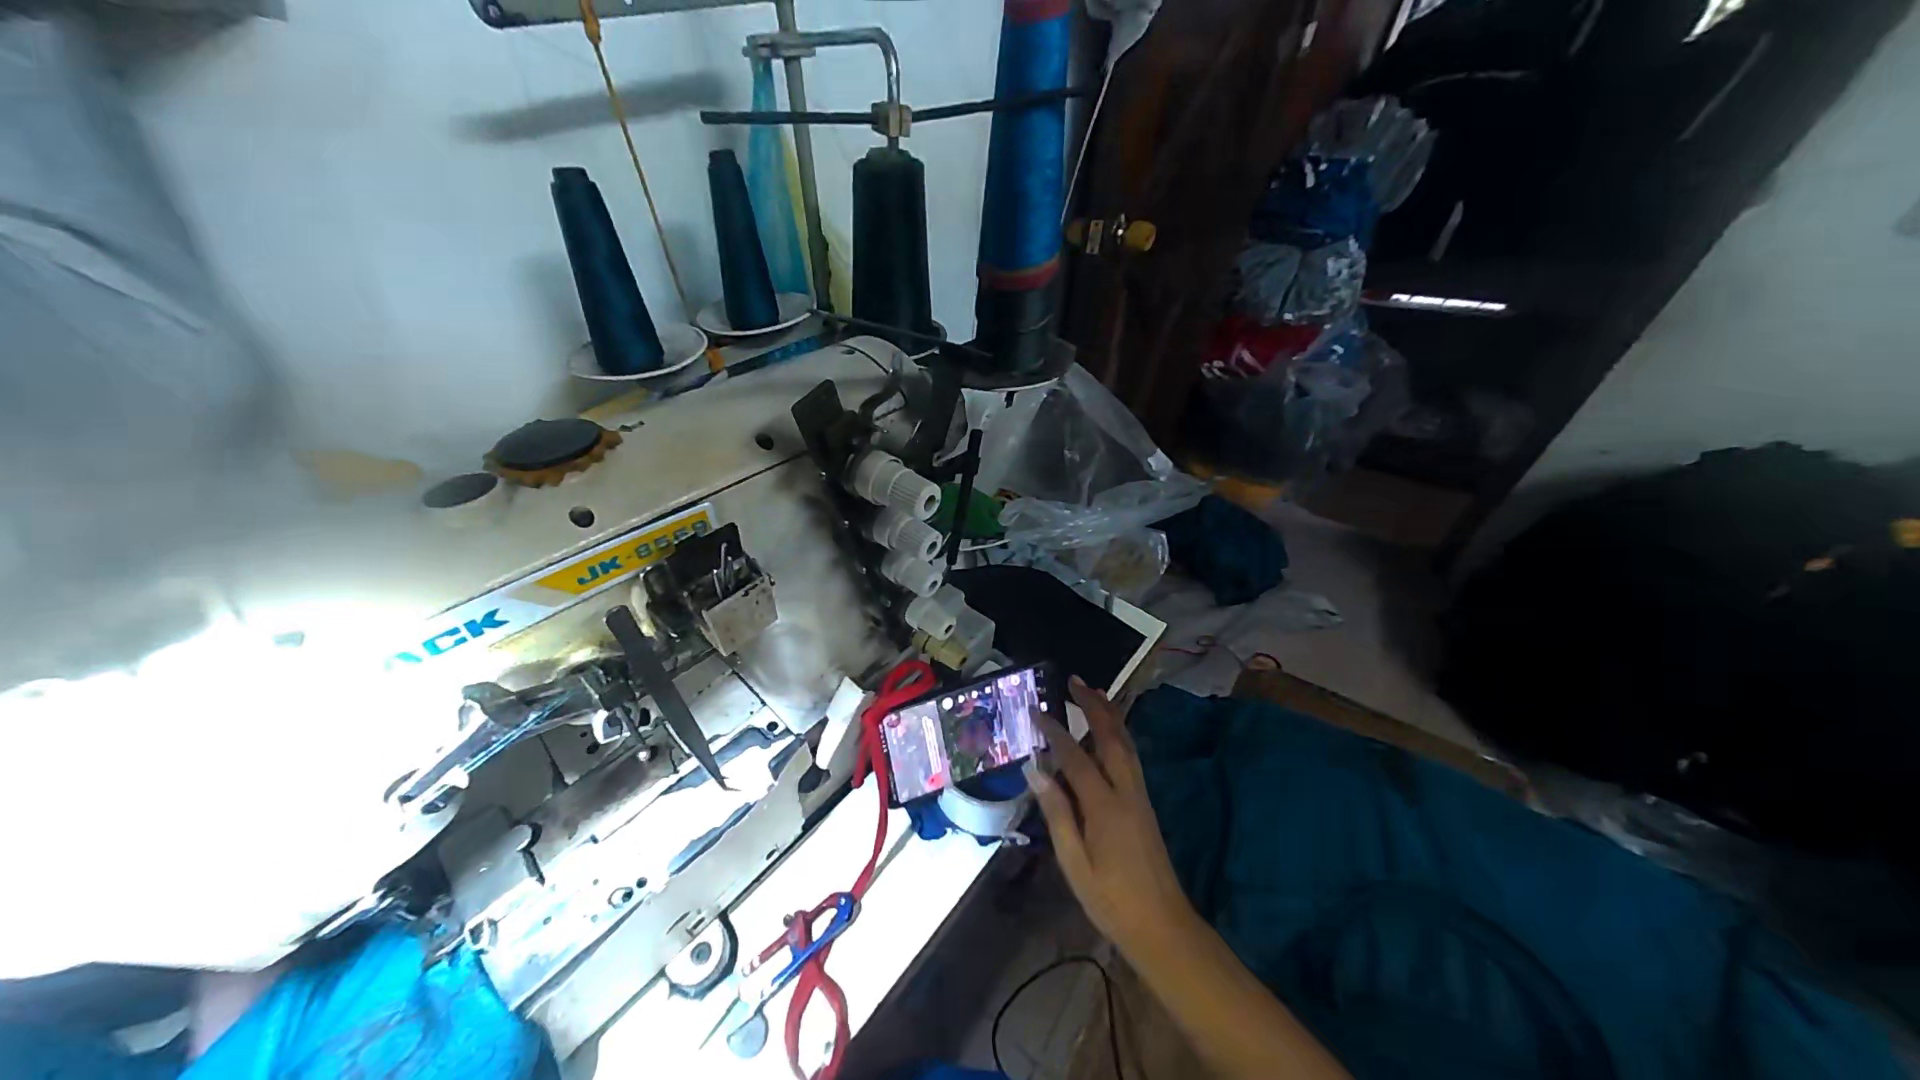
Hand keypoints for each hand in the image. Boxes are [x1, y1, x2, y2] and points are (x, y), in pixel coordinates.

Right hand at [1028, 677, 1195, 959]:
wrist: (1162, 925)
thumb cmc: (1110, 899)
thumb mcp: (1074, 862)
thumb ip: (1057, 813)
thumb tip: (1035, 770)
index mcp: (1105, 806)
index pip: (1076, 757)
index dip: (1055, 731)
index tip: (1035, 710)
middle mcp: (1127, 792)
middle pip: (1111, 737)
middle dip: (1094, 706)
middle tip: (1075, 681)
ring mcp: (1140, 796)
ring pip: (1126, 744)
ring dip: (1110, 715)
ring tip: (1093, 692)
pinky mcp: (1145, 804)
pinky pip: (1131, 757)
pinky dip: (1118, 734)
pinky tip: (1109, 732)